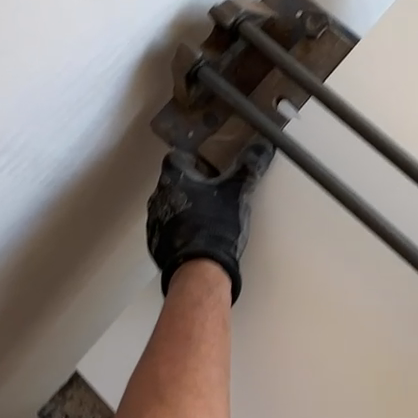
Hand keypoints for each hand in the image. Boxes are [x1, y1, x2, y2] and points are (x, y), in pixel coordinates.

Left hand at [145, 141, 275, 301]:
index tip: (204, 161)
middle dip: (190, 182)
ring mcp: (155, 222)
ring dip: (184, 205)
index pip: (176, 157)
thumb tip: (261, 148)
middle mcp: (158, 197)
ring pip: (169, 204)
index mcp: (174, 179)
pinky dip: (180, 227)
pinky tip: (198, 232)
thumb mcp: (237, 192)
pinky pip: (168, 227)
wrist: (201, 269)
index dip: (191, 157)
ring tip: (206, 211)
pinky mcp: (157, 243)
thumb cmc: (215, 228)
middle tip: (210, 186)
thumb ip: (249, 166)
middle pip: (172, 181)